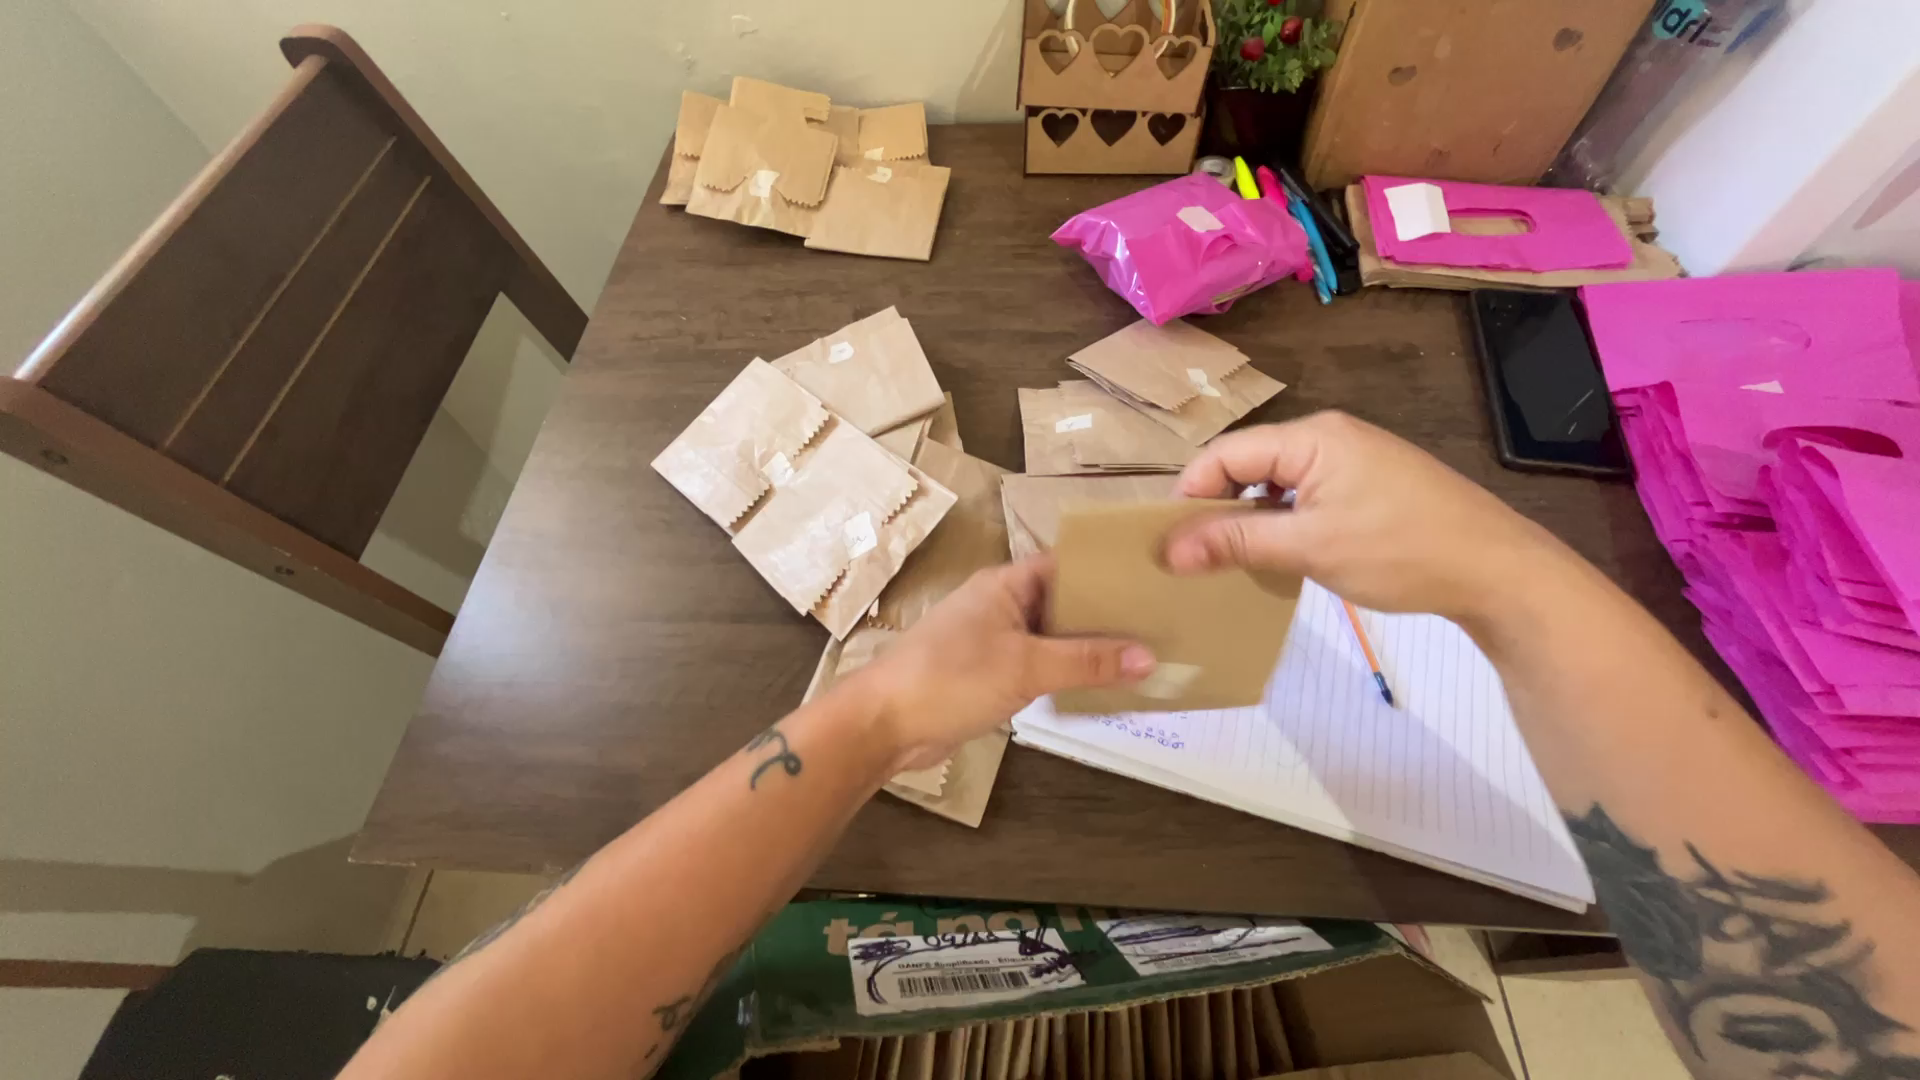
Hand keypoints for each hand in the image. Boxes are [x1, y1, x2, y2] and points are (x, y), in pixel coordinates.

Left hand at [849, 557, 1154, 771]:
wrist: (885, 724)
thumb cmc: (951, 679)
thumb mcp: (1025, 667)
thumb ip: (1086, 662)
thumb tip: (1149, 657)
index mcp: (1006, 584)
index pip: (1067, 566)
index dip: (1108, 573)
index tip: (1155, 583)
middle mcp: (1001, 604)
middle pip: (1063, 603)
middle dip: (1106, 616)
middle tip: (1163, 625)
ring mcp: (993, 640)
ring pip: (1052, 638)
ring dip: (1088, 649)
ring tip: (1146, 656)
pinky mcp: (989, 673)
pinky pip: (1038, 666)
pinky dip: (1066, 673)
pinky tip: (1103, 685)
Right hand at [1163, 411, 1569, 623]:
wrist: (1500, 572)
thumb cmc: (1399, 552)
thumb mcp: (1308, 548)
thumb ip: (1234, 542)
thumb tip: (1168, 550)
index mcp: (1312, 438)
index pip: (1225, 453)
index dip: (1190, 492)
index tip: (1169, 538)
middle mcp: (1328, 436)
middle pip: (1247, 462)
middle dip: (1216, 504)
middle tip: (1195, 551)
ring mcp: (1351, 458)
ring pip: (1274, 480)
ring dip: (1247, 515)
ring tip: (1230, 555)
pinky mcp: (1367, 483)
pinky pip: (1303, 492)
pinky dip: (1280, 519)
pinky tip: (1278, 550)